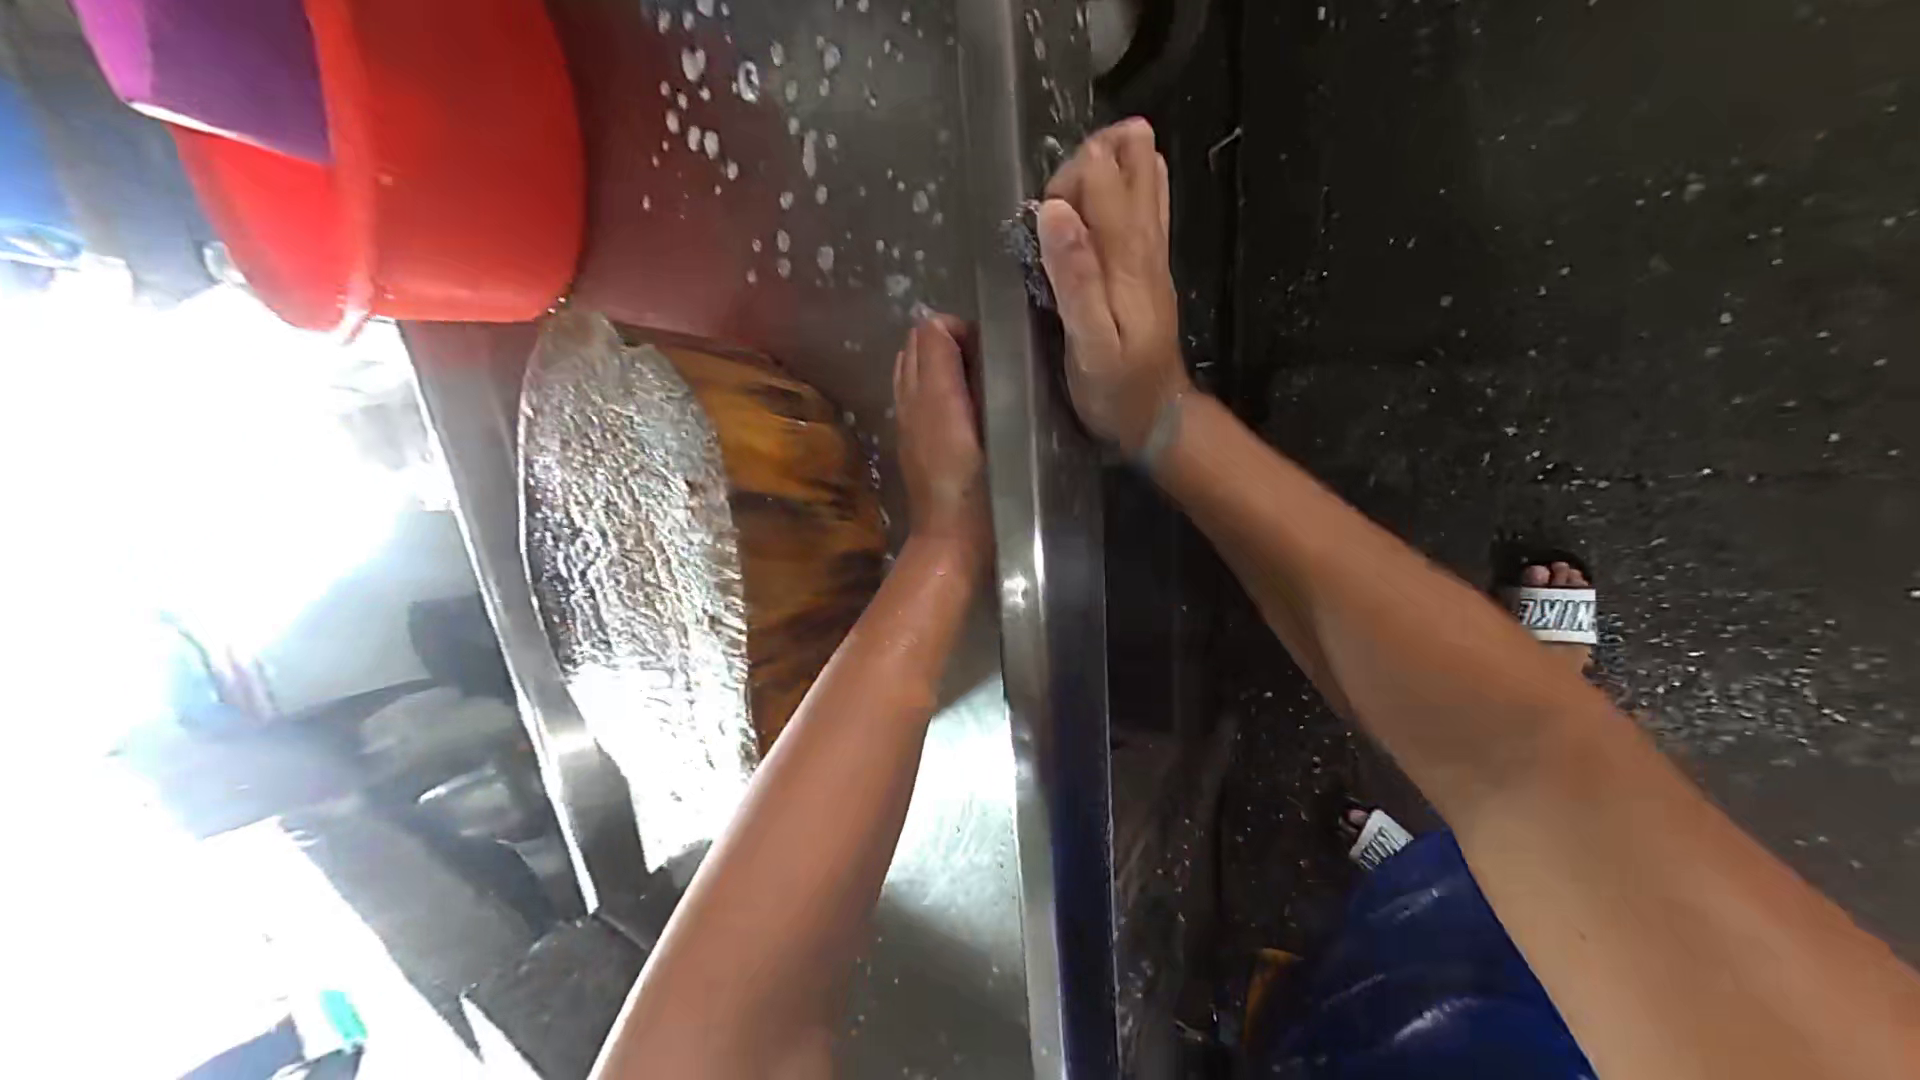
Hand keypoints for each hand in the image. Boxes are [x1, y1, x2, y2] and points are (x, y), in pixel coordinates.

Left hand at [894, 315, 989, 559]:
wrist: (950, 538)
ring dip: (936, 362)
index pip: (931, 330)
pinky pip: (911, 392)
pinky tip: (957, 408)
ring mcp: (905, 419)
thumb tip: (972, 344)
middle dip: (946, 341)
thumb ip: (975, 383)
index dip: (960, 330)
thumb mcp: (991, 432)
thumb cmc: (983, 489)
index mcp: (932, 392)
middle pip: (915, 343)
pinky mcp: (907, 438)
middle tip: (983, 365)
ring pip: (910, 366)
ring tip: (971, 384)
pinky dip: (929, 385)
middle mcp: (910, 398)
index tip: (989, 352)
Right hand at [1037, 118, 1189, 454]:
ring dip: (1117, 162)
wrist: (1158, 416)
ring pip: (1145, 182)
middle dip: (1089, 164)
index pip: (1102, 181)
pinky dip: (1136, 182)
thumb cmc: (1116, 390)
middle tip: (1060, 201)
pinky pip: (1151, 209)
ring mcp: (1153, 255)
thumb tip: (1054, 213)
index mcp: (1126, 259)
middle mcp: (1145, 246)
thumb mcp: (1089, 345)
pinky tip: (1128, 175)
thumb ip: (1074, 280)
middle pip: (1127, 168)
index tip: (1043, 217)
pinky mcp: (1151, 269)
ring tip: (1092, 164)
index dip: (1068, 181)